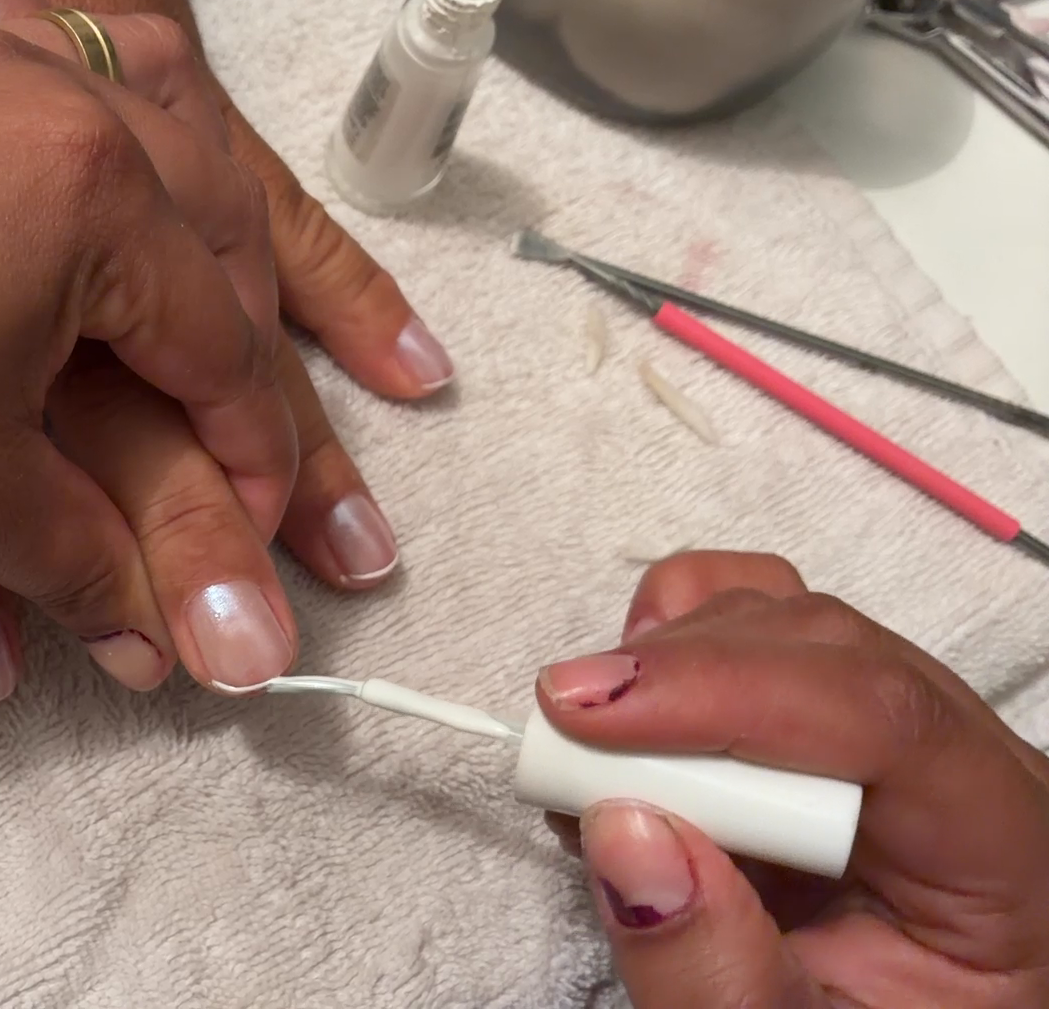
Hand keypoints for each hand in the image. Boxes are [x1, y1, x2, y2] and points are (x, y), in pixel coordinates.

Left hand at [0, 0, 299, 996]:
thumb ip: (83, 559)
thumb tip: (156, 641)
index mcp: (88, 186)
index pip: (220, 342)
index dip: (259, 446)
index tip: (271, 521)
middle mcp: (41, 94)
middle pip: (206, 226)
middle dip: (240, 346)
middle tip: (254, 436)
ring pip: (135, 119)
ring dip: (191, 209)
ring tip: (224, 281)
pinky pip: (23, 63)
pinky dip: (78, 106)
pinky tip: (87, 123)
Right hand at [535, 552, 1048, 1006]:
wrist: (821, 1004)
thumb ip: (712, 970)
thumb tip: (624, 825)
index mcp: (1011, 862)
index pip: (880, 715)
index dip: (714, 690)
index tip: (577, 714)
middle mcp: (965, 760)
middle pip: (809, 647)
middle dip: (662, 688)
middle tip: (563, 755)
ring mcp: (886, 710)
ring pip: (765, 610)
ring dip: (652, 663)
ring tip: (595, 748)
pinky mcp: (807, 689)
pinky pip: (738, 598)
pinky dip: (661, 628)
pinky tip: (630, 697)